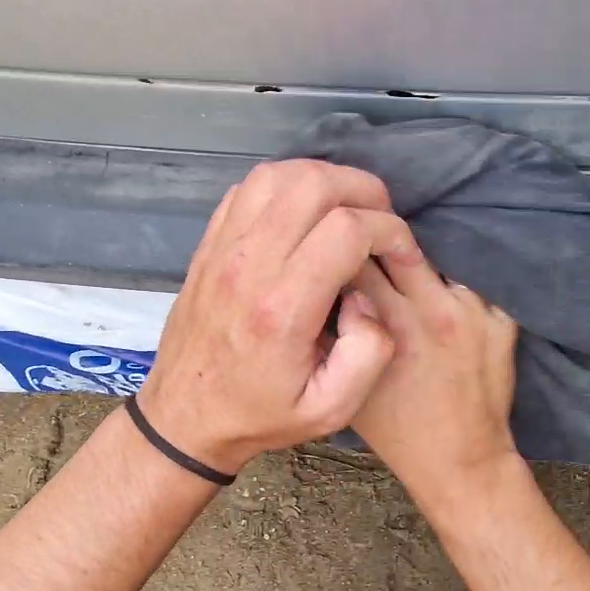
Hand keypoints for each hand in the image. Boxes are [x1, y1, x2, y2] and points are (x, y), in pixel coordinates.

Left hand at [138, 160, 418, 471]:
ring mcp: (223, 249)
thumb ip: (369, 355)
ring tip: (351, 209)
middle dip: (364, 191)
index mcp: (282, 309)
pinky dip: (289, 185)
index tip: (403, 252)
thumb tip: (367, 301)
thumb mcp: (331, 410)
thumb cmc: (262, 415)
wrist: (186, 416)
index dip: (389, 230)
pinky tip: (308, 213)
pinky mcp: (210, 244)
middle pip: (313, 185)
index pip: (345, 230)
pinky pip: (250, 187)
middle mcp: (248, 266)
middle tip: (383, 221)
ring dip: (326, 180)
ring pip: (280, 174)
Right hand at [351, 252, 519, 501]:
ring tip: (407, 254)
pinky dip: (457, 277)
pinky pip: (476, 279)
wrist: (460, 460)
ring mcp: (470, 313)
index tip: (337, 243)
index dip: (343, 246)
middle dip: (380, 237)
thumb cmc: (398, 429)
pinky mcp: (501, 321)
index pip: (355, 259)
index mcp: (385, 325)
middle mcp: (429, 310)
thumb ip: (337, 335)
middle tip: (371, 234)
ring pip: (439, 255)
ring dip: (420, 254)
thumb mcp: (351, 383)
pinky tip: (446, 282)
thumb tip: (323, 287)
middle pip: (397, 245)